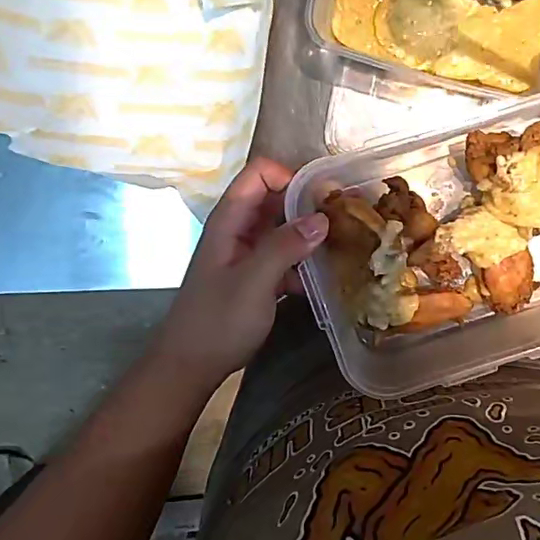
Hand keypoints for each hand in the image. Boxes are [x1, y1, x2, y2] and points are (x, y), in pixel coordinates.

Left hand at [152, 158, 327, 385]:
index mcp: (230, 221)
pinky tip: (329, 275)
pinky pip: (288, 256)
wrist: (191, 366)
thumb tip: (322, 218)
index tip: (325, 197)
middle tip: (348, 217)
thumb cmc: (217, 322)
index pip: (260, 174)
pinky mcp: (259, 276)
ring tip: (347, 242)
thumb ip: (285, 247)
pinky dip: (307, 260)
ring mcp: (249, 254)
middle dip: (310, 203)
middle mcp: (240, 230)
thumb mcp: (254, 282)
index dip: (292, 176)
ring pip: (285, 228)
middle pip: (277, 198)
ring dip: (313, 232)